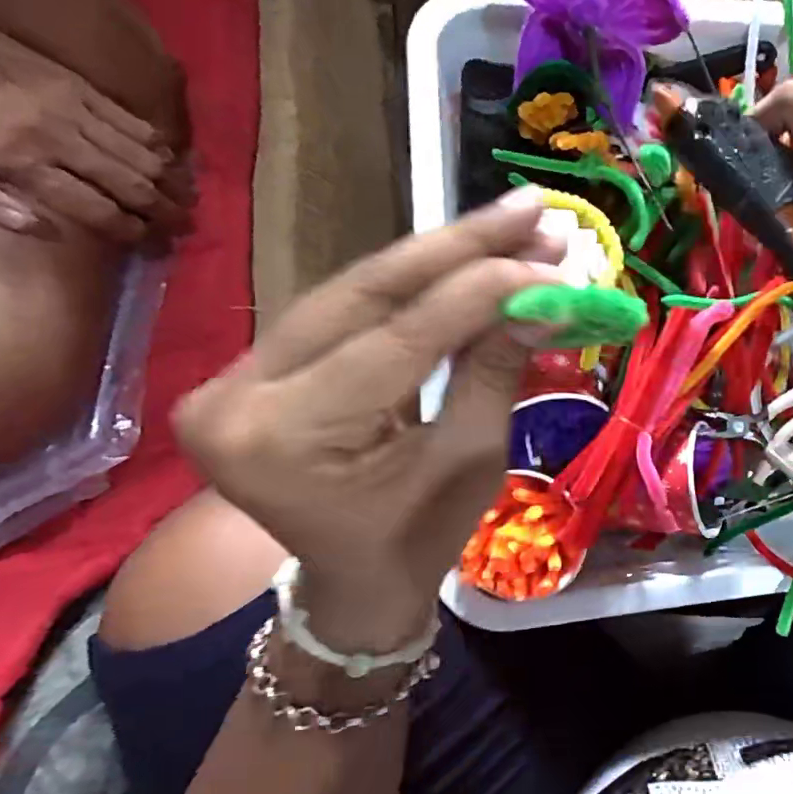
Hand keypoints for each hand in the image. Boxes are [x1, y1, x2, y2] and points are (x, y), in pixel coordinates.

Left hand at [0, 0, 187, 244]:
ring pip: (143, 154)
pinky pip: (133, 121)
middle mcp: (55, 135)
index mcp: (15, 159)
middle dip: (165, 211)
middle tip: (187, 229)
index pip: (94, 207)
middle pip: (131, 183)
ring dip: (172, 182)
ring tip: (189, 201)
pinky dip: (160, 146)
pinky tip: (172, 163)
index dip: (130, 230)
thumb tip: (44, 231)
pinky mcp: (76, 82)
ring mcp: (71, 105)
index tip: (150, 245)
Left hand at [172, 190, 559, 648]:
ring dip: (443, 254)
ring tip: (516, 222)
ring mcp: (235, 374)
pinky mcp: (255, 366)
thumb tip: (547, 297)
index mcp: (286, 439)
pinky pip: (347, 309)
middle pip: (366, 293)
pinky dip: (416, 282)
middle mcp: (238, 394)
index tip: (557, 260)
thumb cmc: (417, 542)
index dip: (484, 290)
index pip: (399, 337)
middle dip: (462, 246)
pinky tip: (467, 252)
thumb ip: (496, 371)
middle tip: (535, 209)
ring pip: (356, 290)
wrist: (355, 584)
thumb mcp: (469, 463)